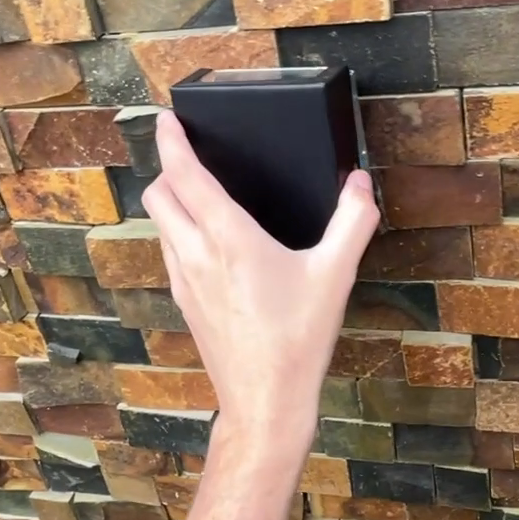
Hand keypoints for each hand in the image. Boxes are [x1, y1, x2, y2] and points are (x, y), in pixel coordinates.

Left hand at [141, 111, 380, 476]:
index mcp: (229, 239)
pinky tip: (206, 244)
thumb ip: (353, 222)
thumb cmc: (298, 339)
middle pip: (158, 195)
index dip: (172, 141)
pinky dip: (177, 232)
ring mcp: (184, 280)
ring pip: (159, 224)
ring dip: (170, 201)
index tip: (167, 119)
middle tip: (186, 155)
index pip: (186, 175)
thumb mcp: (336, 275)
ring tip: (196, 193)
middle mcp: (196, 254)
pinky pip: (169, 252)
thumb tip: (360, 184)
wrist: (264, 400)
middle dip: (166, 168)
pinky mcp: (184, 302)